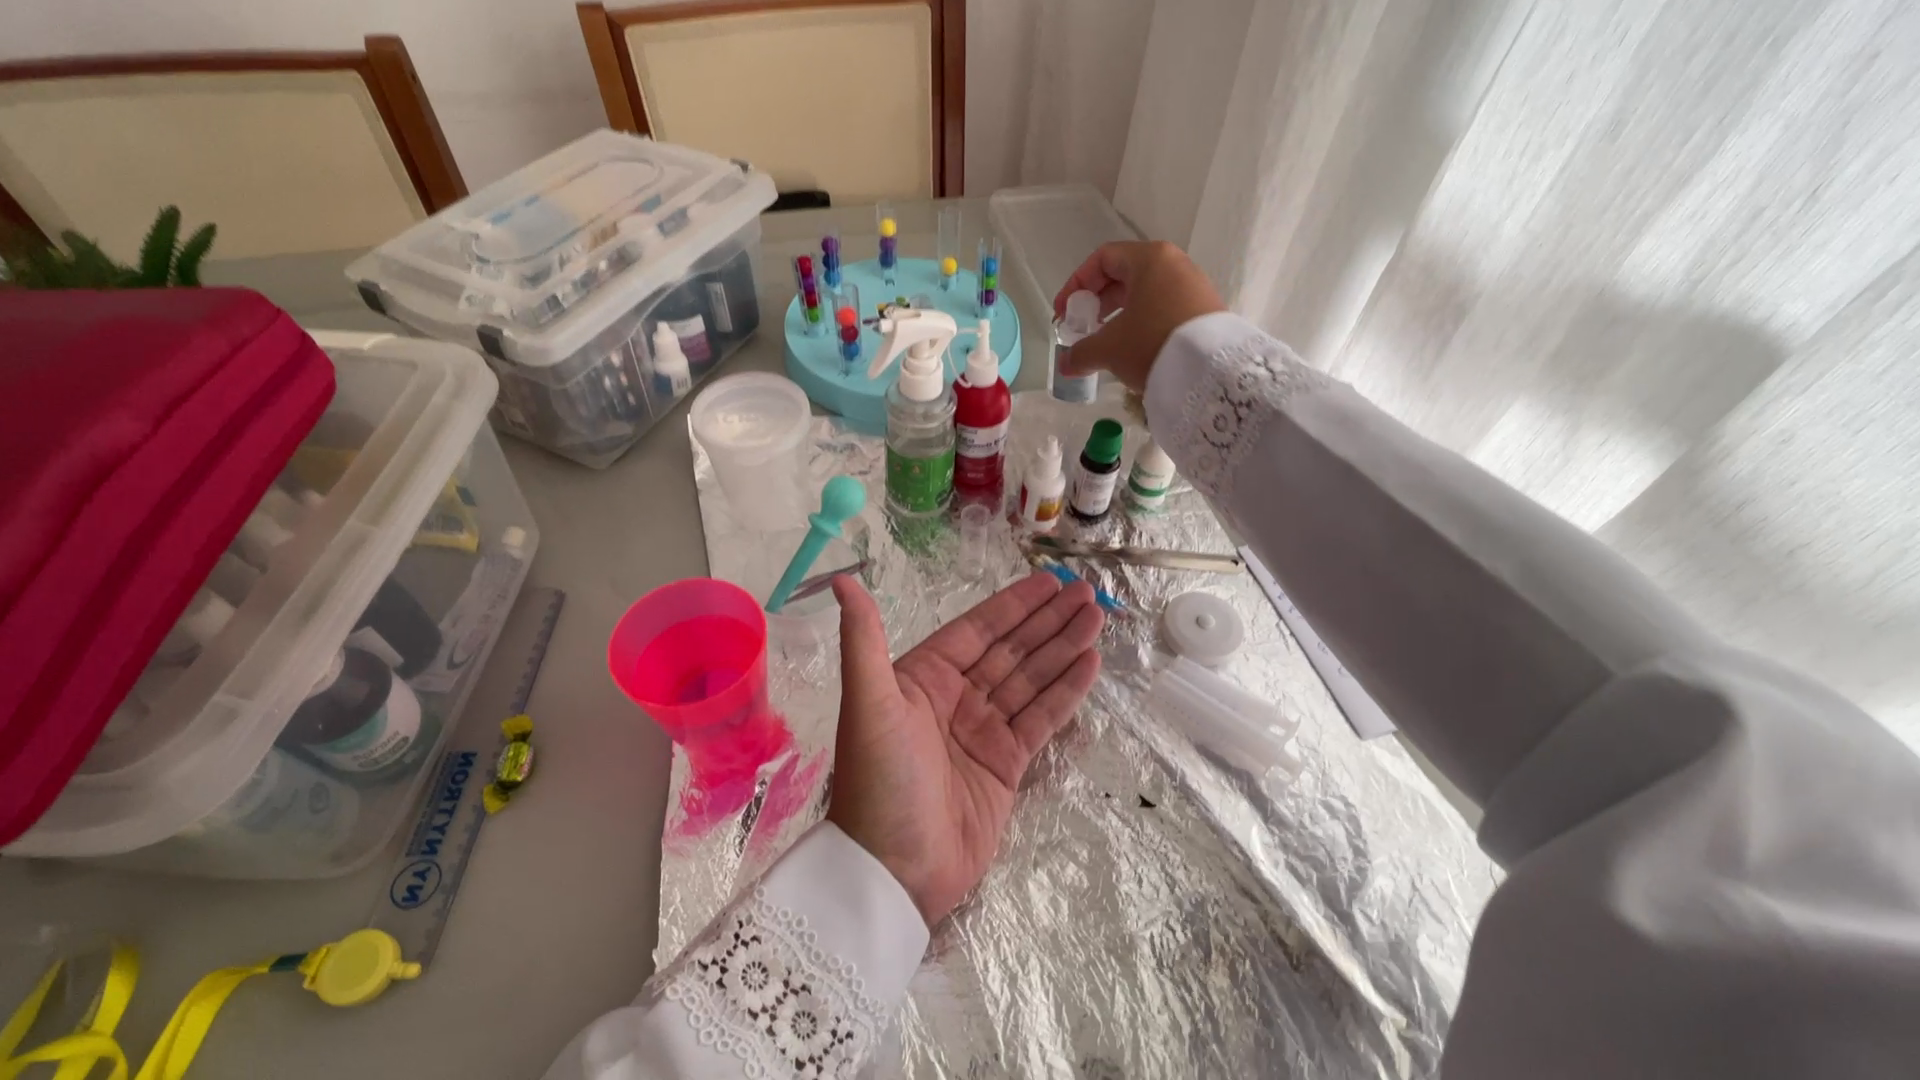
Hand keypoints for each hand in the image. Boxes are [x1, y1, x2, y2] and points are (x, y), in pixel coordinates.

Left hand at [827, 573, 1103, 925]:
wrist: (895, 871)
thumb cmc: (880, 782)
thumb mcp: (868, 704)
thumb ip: (863, 640)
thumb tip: (844, 580)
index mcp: (921, 679)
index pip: (976, 630)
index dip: (1013, 605)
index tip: (1049, 581)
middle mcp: (954, 700)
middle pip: (1010, 650)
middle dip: (1047, 621)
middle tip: (1086, 593)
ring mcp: (982, 733)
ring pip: (1031, 679)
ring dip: (1063, 648)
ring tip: (1096, 619)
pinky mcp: (1006, 766)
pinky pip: (1041, 719)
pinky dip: (1066, 692)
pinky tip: (1089, 664)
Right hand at [1052, 241, 1226, 392]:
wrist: (1212, 370)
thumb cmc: (1153, 342)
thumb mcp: (1110, 348)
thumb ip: (1081, 352)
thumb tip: (1067, 365)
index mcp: (1149, 258)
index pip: (1102, 259)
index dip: (1076, 284)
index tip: (1064, 312)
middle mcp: (1174, 264)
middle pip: (1124, 275)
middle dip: (1097, 302)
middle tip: (1083, 328)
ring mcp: (1193, 287)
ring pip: (1145, 294)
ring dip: (1119, 316)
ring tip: (1106, 343)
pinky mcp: (1204, 311)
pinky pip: (1164, 309)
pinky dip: (1142, 324)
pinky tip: (1134, 350)